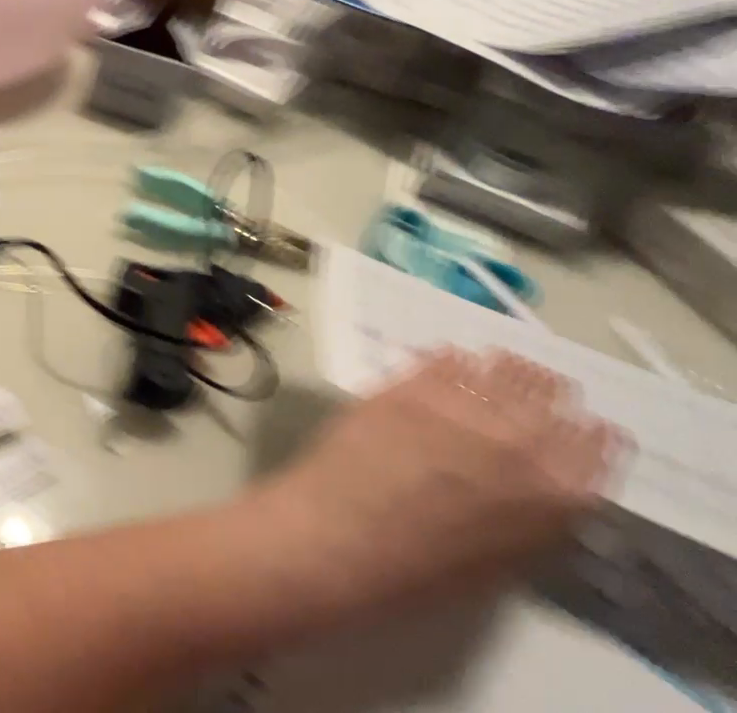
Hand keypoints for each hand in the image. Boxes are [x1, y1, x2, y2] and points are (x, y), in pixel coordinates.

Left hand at [259, 347, 629, 609]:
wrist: (334, 539)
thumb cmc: (418, 574)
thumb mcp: (504, 564)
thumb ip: (533, 520)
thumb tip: (538, 495)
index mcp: (558, 494)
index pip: (597, 446)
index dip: (587, 434)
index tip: (581, 424)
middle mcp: (519, 442)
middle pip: (549, 399)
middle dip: (547, 392)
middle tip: (544, 383)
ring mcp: (457, 409)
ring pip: (497, 372)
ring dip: (504, 369)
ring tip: (502, 363)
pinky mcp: (400, 390)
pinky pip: (436, 363)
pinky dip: (447, 360)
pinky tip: (449, 357)